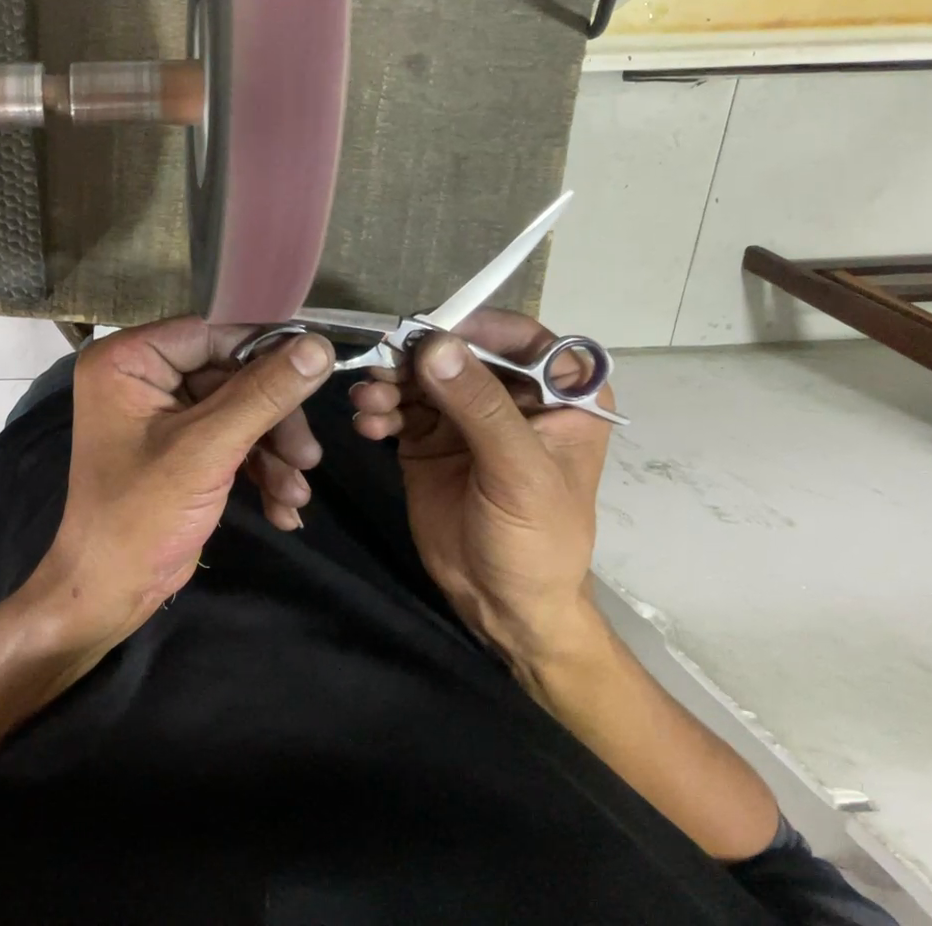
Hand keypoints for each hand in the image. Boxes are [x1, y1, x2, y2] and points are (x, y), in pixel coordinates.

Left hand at [28, 317, 334, 643]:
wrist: (111, 591)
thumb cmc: (141, 514)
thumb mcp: (207, 450)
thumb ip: (264, 395)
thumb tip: (320, 347)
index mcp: (126, 362)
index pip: (209, 335)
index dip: (263, 356)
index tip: (316, 374)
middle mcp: (141, 380)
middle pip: (231, 376)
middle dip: (274, 421)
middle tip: (308, 457)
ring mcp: (163, 418)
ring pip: (239, 412)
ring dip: (274, 453)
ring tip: (296, 494)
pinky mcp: (181, 452)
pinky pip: (231, 443)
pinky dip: (260, 471)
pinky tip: (284, 508)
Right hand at [349, 310, 614, 671]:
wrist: (501, 603)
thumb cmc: (537, 540)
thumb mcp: (518, 472)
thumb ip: (479, 407)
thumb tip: (435, 346)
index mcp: (563, 395)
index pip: (521, 339)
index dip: (474, 328)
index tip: (426, 332)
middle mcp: (513, 396)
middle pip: (460, 354)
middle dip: (417, 359)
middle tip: (379, 367)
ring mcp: (466, 418)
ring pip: (423, 379)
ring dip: (391, 385)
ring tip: (368, 404)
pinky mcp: (428, 440)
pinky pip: (400, 409)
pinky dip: (380, 412)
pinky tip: (368, 425)